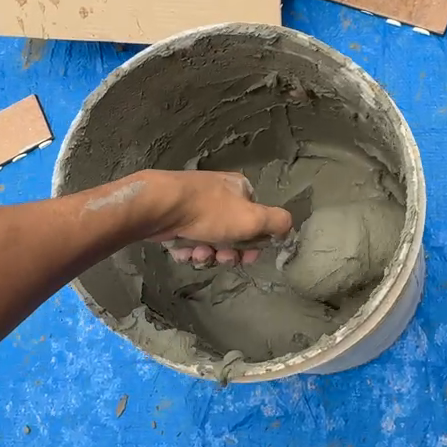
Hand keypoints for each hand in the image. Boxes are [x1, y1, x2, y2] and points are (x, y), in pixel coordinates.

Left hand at [140, 170, 292, 265]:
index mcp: (240, 189)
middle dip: (230, 251)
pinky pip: (189, 242)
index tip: (248, 256)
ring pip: (211, 241)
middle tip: (223, 257)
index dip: (255, 242)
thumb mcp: (254, 218)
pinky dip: (189, 251)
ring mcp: (194, 206)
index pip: (257, 219)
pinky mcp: (174, 219)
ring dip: (209, 254)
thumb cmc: (210, 211)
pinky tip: (183, 251)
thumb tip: (287, 228)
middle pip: (234, 234)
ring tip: (199, 253)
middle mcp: (219, 195)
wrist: (159, 207)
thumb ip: (278, 222)